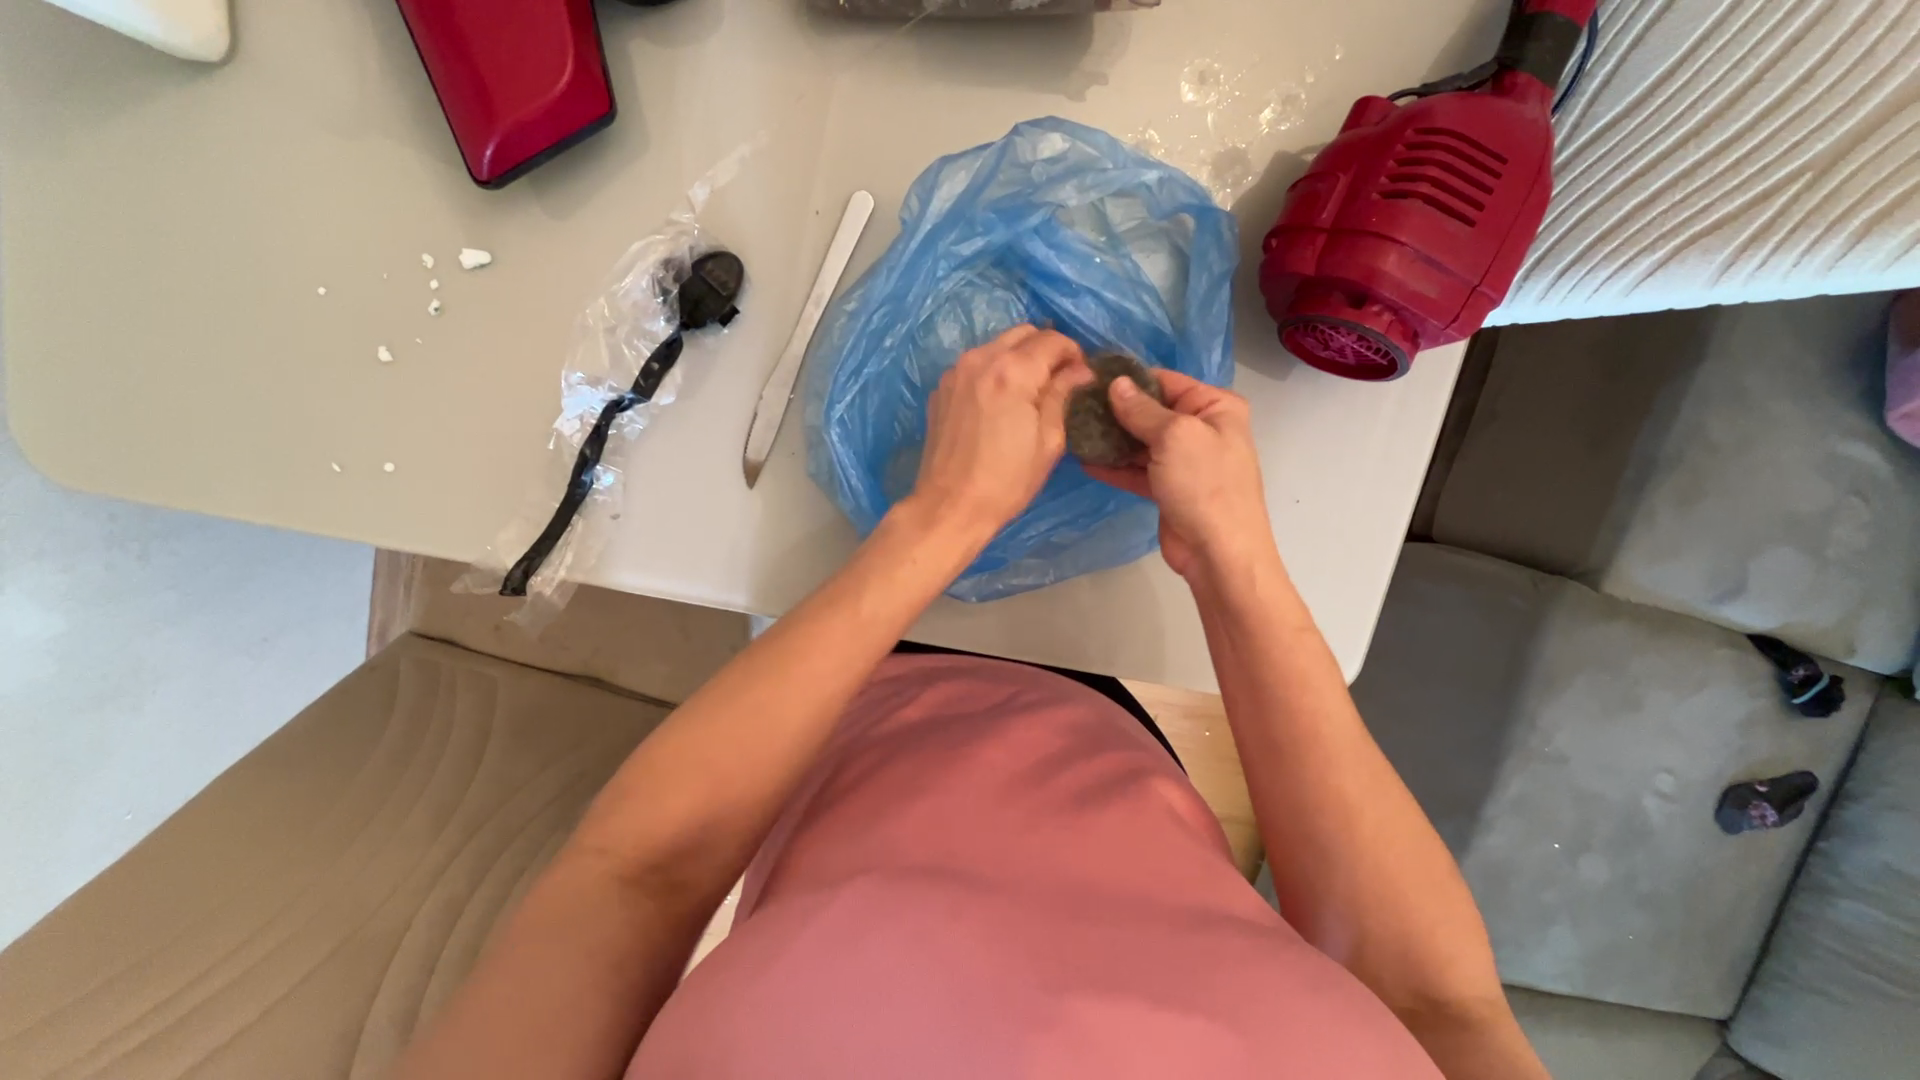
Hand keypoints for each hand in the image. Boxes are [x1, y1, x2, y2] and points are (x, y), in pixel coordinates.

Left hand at [907, 325, 1089, 542]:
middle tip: (1059, 380)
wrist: (950, 506)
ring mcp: (956, 371)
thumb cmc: (1007, 481)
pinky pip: (976, 364)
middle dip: (1046, 350)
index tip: (1081, 376)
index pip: (1053, 340)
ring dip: (1019, 358)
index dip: (1073, 353)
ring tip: (1031, 390)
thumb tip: (1080, 371)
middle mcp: (981, 359)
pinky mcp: (941, 388)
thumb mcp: (1048, 441)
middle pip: (1023, 334)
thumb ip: (1062, 395)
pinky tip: (1002, 401)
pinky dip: (995, 371)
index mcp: (1012, 371)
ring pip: (997, 345)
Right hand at [1082, 370, 1276, 581]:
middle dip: (1116, 411)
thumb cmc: (1204, 485)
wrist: (1219, 552)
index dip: (1129, 380)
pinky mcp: (1169, 488)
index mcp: (1215, 407)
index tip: (1090, 378)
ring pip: (1142, 442)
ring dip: (1112, 440)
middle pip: (1152, 411)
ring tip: (1074, 432)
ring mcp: (1186, 461)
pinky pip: (1139, 470)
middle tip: (1075, 407)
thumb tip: (1116, 384)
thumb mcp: (1174, 437)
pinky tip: (1087, 462)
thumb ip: (1141, 410)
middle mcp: (1202, 429)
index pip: (1166, 381)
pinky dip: (1116, 467)